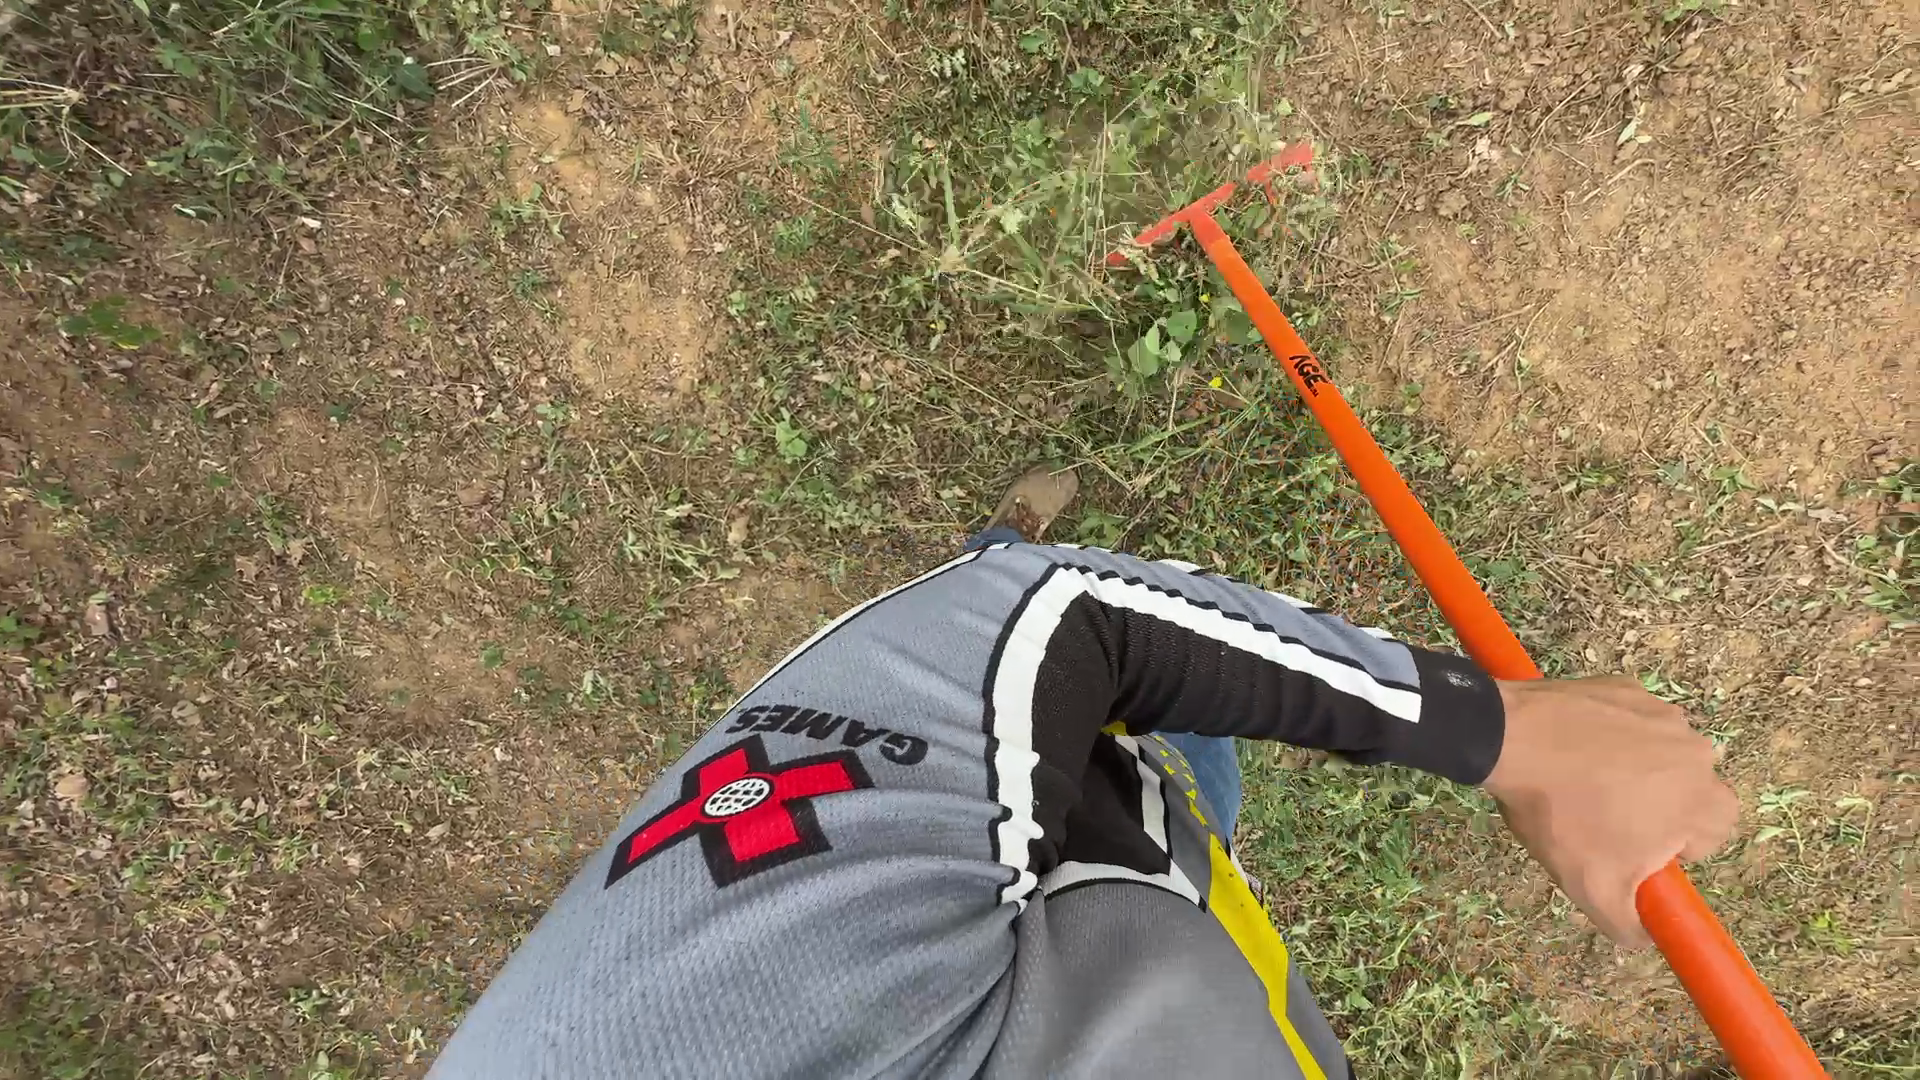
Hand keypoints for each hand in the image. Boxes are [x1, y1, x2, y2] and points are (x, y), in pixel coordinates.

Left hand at [1484, 675, 1738, 948]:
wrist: (1505, 739)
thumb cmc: (1557, 812)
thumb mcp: (1592, 886)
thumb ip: (1629, 924)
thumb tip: (1643, 939)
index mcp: (1709, 803)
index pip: (1702, 837)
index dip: (1658, 845)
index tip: (1615, 839)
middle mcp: (1700, 752)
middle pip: (1679, 790)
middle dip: (1644, 801)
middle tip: (1587, 805)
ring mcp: (1659, 711)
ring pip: (1649, 750)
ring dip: (1621, 761)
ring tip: (1568, 770)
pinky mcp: (1619, 685)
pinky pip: (1617, 714)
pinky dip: (1597, 726)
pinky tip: (1563, 736)